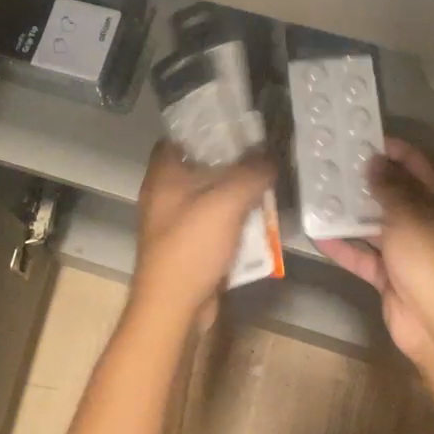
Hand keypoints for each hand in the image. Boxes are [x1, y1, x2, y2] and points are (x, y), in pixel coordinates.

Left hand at [132, 142, 275, 328]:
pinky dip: (236, 221)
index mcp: (164, 174)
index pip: (182, 135)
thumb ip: (252, 173)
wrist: (173, 307)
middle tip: (264, 157)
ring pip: (211, 197)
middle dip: (233, 163)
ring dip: (238, 194)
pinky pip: (215, 224)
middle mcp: (164, 193)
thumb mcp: (227, 201)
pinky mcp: (188, 246)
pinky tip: (260, 221)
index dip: (210, 127)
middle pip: (201, 166)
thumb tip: (269, 157)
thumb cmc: (192, 246)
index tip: (241, 126)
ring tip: (269, 186)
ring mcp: (175, 222)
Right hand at [317, 138, 433, 371]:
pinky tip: (315, 233)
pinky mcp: (387, 275)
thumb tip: (376, 161)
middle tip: (330, 163)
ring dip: (348, 212)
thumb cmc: (431, 258)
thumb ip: (390, 187)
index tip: (361, 137)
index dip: (394, 149)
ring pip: (372, 225)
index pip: (416, 165)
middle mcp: (423, 222)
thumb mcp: (410, 214)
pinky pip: (361, 255)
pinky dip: (341, 246)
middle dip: (364, 179)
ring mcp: (405, 250)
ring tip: (317, 192)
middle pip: (391, 194)